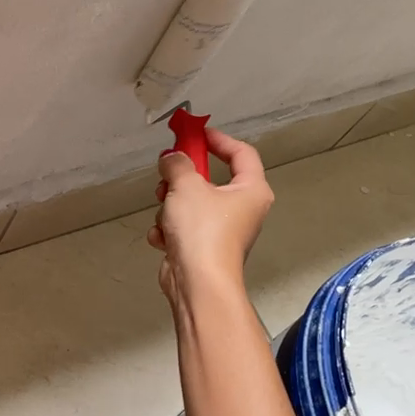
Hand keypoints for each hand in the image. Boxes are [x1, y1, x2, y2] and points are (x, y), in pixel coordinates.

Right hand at [145, 128, 273, 301]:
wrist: (198, 282)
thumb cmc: (202, 228)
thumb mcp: (186, 186)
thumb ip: (177, 164)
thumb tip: (172, 158)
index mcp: (251, 190)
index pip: (242, 154)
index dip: (219, 140)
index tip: (194, 133)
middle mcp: (242, 209)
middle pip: (209, 180)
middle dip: (182, 179)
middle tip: (166, 178)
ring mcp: (222, 230)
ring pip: (190, 204)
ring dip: (170, 206)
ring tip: (163, 215)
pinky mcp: (203, 248)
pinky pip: (182, 228)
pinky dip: (169, 230)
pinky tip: (163, 238)